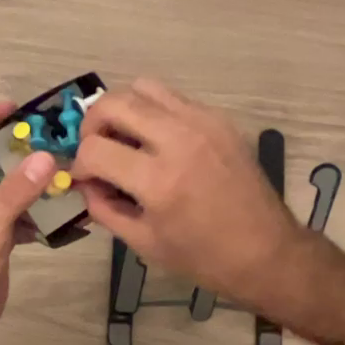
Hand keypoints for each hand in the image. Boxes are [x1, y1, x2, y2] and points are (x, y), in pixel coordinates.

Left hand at [0, 101, 56, 344]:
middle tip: (55, 137)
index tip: (14, 111)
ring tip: (68, 169)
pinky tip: (69, 213)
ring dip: (35, 175)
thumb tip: (44, 157)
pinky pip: (24, 211)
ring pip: (10, 182)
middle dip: (19, 142)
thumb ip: (15, 194)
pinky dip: (44, 209)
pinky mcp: (2, 235)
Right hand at [69, 79, 309, 318]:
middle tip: (95, 146)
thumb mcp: (143, 242)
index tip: (84, 177)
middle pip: (113, 103)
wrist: (267, 252)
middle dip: (91, 124)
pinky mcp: (219, 119)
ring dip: (122, 109)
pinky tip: (157, 142)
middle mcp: (178, 140)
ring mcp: (202, 123)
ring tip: (124, 136)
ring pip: (142, 87)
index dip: (78, 163)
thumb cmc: (203, 257)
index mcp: (158, 180)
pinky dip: (153, 112)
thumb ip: (104, 208)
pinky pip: (172, 99)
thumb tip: (84, 182)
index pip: (94, 149)